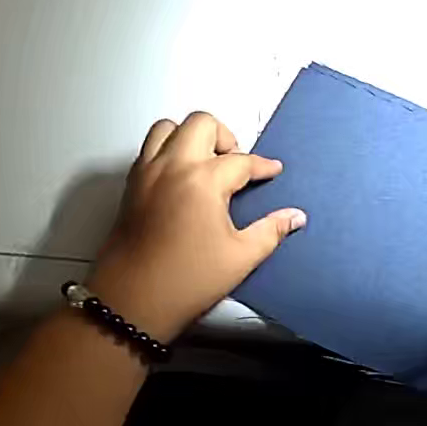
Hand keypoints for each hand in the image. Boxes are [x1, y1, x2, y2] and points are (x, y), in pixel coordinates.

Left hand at [86, 112, 305, 340]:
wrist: (132, 301)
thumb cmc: (188, 280)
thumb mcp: (241, 257)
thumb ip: (271, 230)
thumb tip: (295, 217)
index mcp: (202, 179)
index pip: (241, 160)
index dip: (263, 166)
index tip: (272, 170)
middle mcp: (172, 166)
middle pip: (201, 124)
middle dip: (225, 137)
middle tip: (237, 164)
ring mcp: (147, 173)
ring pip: (168, 128)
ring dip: (191, 137)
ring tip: (207, 164)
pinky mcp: (131, 186)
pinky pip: (150, 149)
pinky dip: (169, 151)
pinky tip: (184, 179)